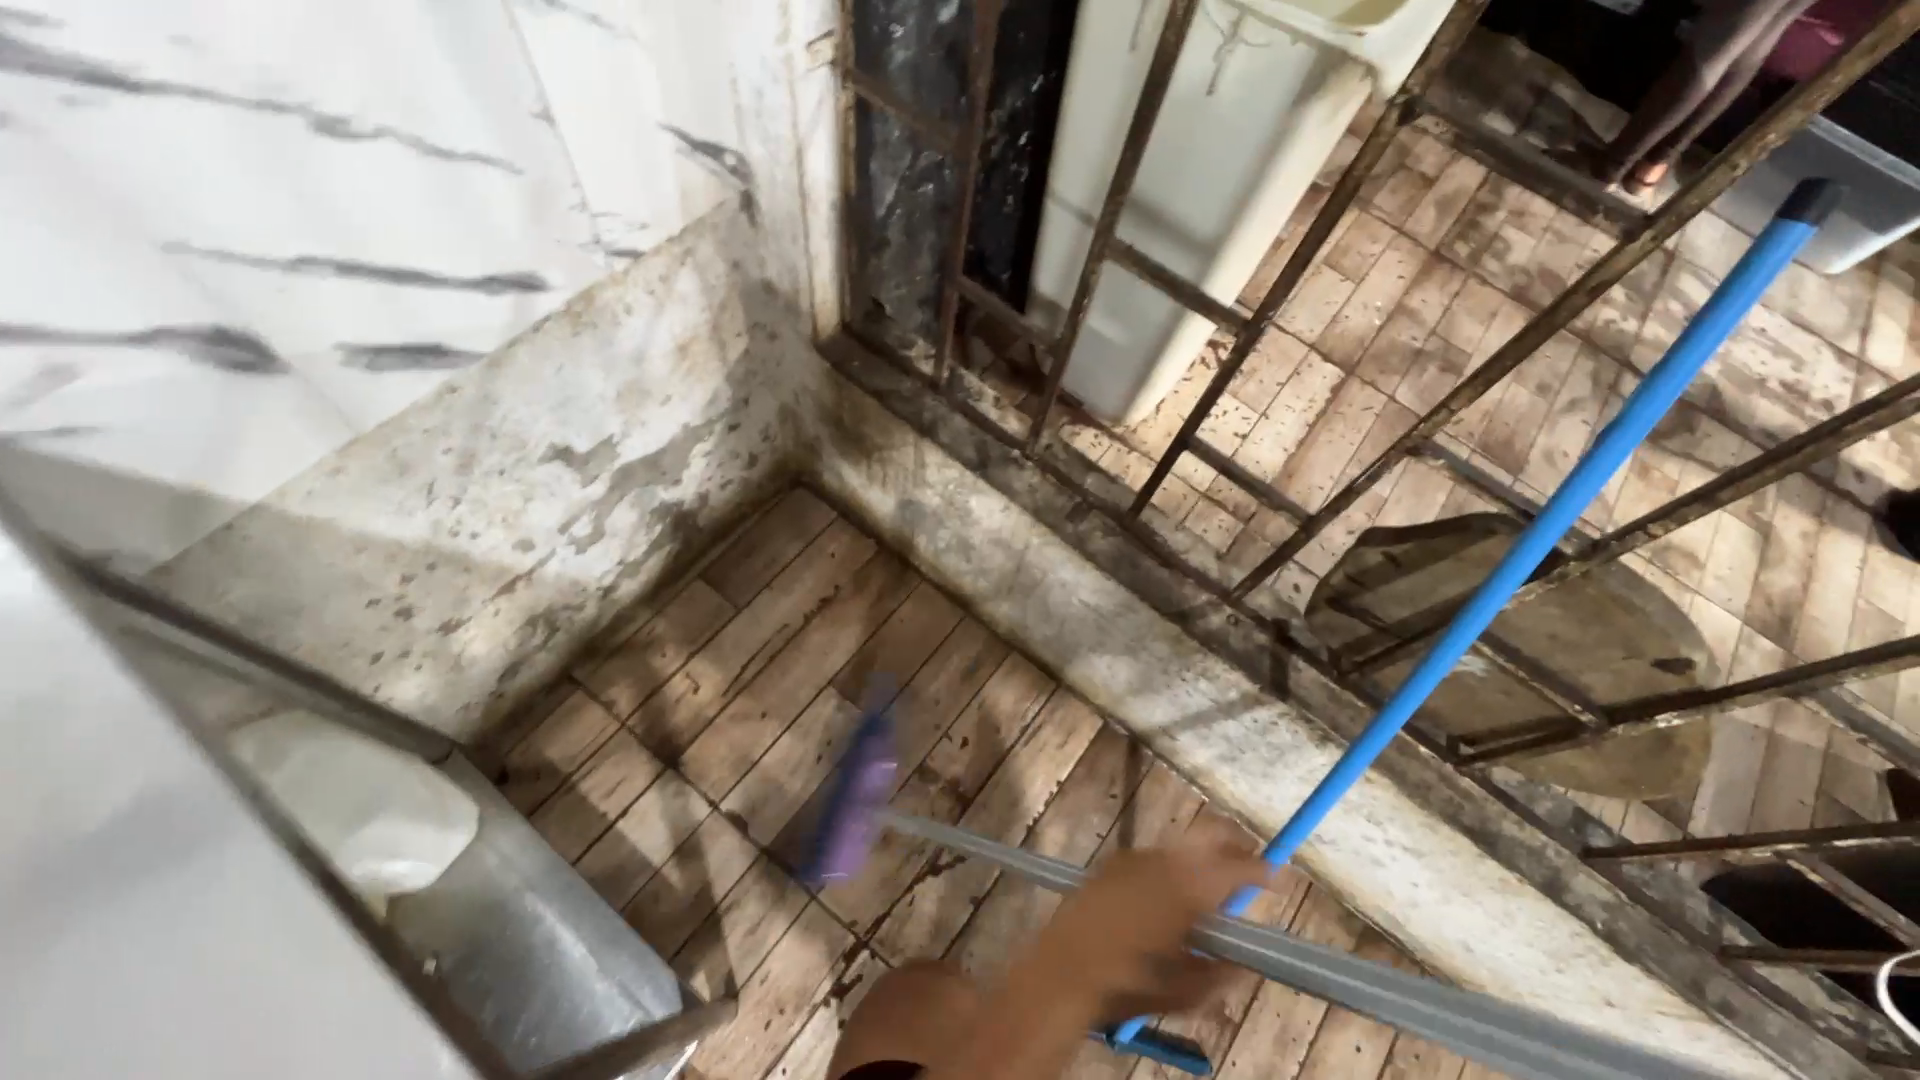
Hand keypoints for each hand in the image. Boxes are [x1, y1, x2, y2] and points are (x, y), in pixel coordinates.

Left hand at [1032, 843, 1272, 1023]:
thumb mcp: (1183, 991)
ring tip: (1211, 881)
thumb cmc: (1126, 983)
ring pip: (1180, 844)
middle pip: (1208, 834)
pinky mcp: (1111, 862)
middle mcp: (1163, 862)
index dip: (1261, 869)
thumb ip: (1220, 973)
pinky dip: (1171, 863)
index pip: (1236, 866)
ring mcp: (1133, 857)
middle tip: (1249, 864)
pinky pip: (1153, 855)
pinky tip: (1169, 889)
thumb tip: (1243, 963)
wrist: (1061, 968)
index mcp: (1188, 890)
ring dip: (1201, 854)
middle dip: (1233, 845)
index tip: (1276, 876)